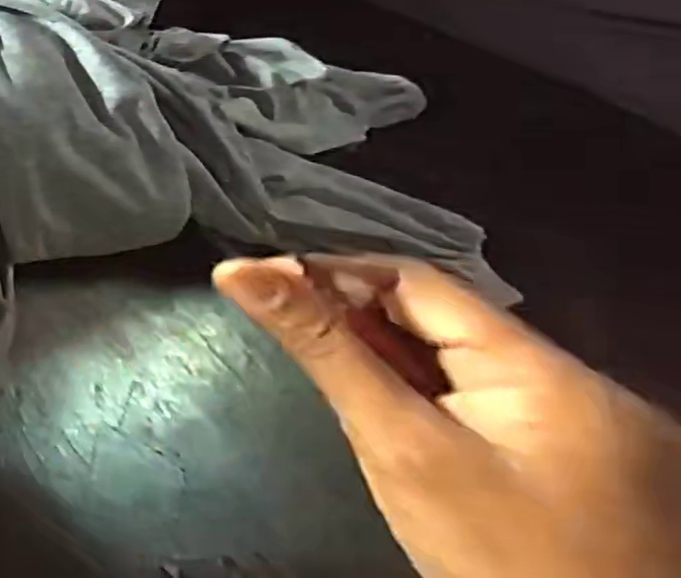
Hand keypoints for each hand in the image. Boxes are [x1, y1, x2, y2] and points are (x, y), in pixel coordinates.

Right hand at [215, 254, 680, 577]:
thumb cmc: (493, 554)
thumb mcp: (396, 442)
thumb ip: (320, 345)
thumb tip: (233, 268)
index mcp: (546, 370)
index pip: (414, 280)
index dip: (332, 273)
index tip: (262, 285)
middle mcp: (578, 384)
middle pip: (435, 315)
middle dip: (353, 315)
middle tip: (286, 330)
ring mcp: (585, 424)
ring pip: (450, 353)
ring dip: (381, 350)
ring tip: (330, 371)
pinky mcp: (574, 457)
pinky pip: (474, 392)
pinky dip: (417, 386)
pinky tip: (387, 407)